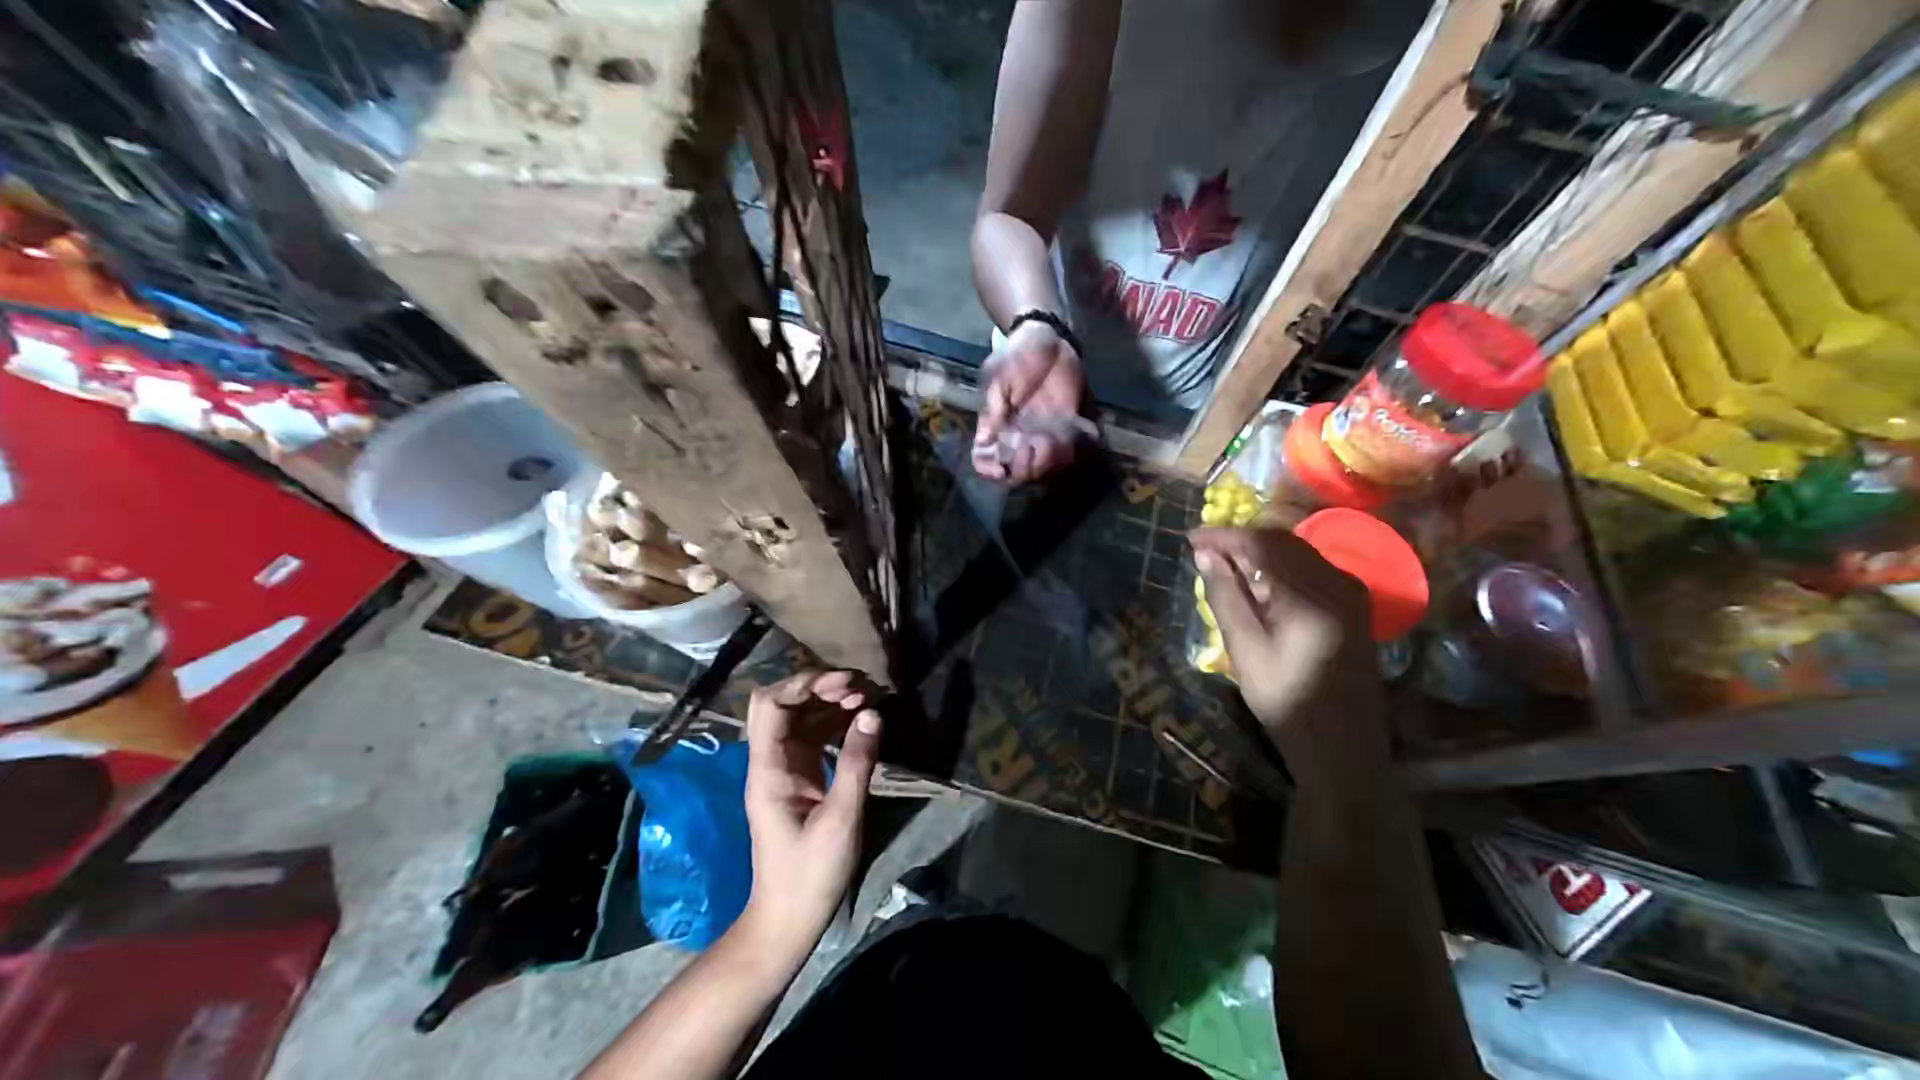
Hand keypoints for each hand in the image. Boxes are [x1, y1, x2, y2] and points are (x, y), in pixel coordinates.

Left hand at [738, 671, 882, 955]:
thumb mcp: (841, 820)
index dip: (803, 684)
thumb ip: (856, 764)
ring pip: (802, 716)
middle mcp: (772, 760)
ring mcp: (786, 767)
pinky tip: (861, 717)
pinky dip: (836, 720)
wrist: (789, 918)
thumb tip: (873, 714)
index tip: (844, 684)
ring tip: (866, 697)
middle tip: (859, 688)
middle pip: (785, 703)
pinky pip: (815, 735)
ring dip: (831, 701)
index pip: (770, 705)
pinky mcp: (802, 776)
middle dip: (820, 687)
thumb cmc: (810, 874)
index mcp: (768, 769)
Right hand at [973, 318, 1086, 482]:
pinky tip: (1065, 440)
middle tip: (1031, 450)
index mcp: (996, 425)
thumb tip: (985, 439)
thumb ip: (994, 404)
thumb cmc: (1017, 355)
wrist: (1048, 338)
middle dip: (1023, 467)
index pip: (985, 457)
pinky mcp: (1065, 424)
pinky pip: (1065, 447)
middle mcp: (1017, 434)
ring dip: (1046, 461)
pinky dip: (1065, 451)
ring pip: (1041, 462)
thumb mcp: (998, 374)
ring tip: (1049, 443)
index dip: (989, 469)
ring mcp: (1041, 432)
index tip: (1000, 469)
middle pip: (1016, 467)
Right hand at [1189, 527, 1386, 777]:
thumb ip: (1225, 597)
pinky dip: (1282, 565)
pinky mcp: (1354, 606)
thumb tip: (1205, 555)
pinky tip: (1260, 580)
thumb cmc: (1286, 702)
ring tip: (1226, 562)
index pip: (1261, 545)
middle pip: (1283, 542)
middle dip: (1241, 540)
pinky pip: (1314, 568)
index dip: (1223, 537)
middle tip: (1204, 550)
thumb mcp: (1245, 650)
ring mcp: (1351, 594)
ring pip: (1300, 552)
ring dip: (1261, 550)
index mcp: (1309, 597)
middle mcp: (1336, 585)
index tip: (1190, 539)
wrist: (1343, 746)